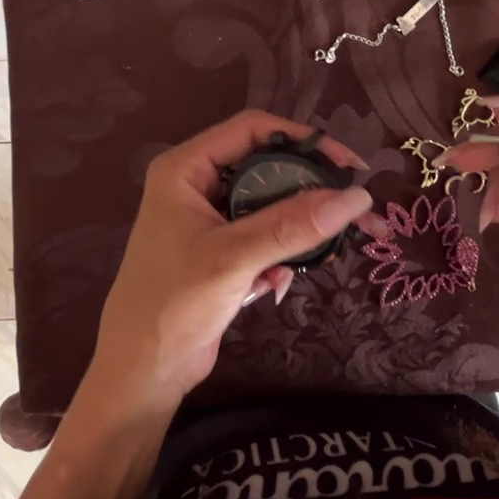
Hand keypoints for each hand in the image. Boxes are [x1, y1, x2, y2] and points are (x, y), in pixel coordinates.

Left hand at [91, 110, 372, 407]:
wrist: (142, 370)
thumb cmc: (173, 304)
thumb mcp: (233, 259)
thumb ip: (292, 226)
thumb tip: (356, 197)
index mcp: (185, 169)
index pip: (252, 129)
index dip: (302, 140)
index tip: (348, 164)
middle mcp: (195, 185)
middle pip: (267, 168)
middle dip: (307, 193)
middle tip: (351, 211)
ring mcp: (208, 220)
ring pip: (270, 206)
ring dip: (295, 233)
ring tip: (324, 255)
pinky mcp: (220, 252)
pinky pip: (264, 238)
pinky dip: (277, 258)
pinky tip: (273, 287)